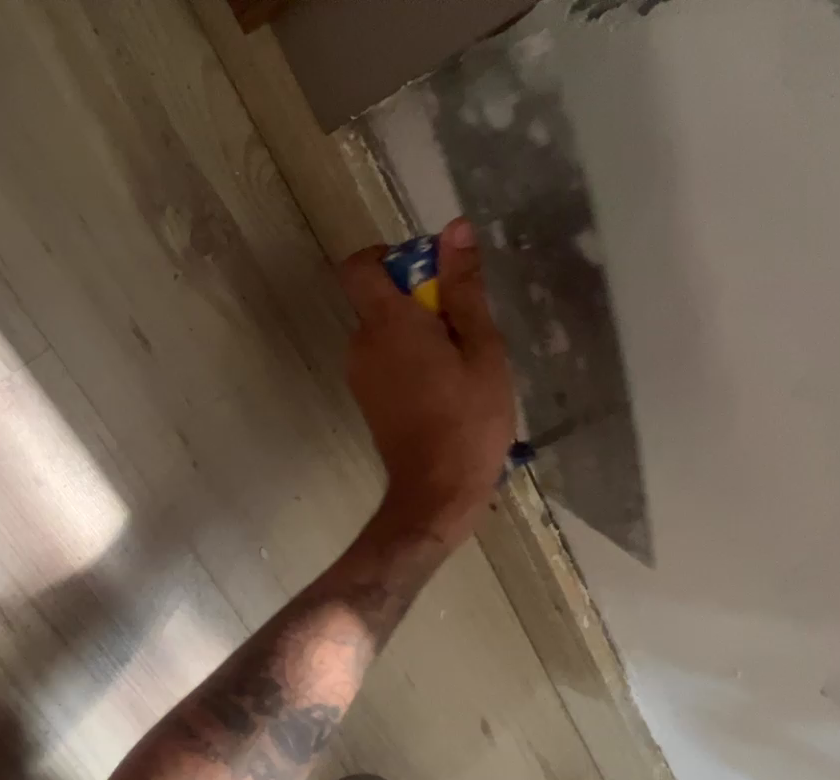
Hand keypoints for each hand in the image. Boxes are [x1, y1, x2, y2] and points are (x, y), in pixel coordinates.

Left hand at [340, 218, 514, 540]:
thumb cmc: (468, 418)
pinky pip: (384, 358)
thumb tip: (453, 230)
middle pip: (377, 297)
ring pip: (384, 330)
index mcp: (386, 323)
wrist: (436, 489)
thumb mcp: (481, 348)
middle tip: (466, 324)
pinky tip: (446, 385)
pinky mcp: (366, 398)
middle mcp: (361, 344)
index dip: (387, 256)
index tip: (429, 268)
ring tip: (462, 361)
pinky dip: (410, 358)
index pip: (358, 266)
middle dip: (418, 297)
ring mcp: (359, 374)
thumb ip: (464, 287)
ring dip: (418, 331)